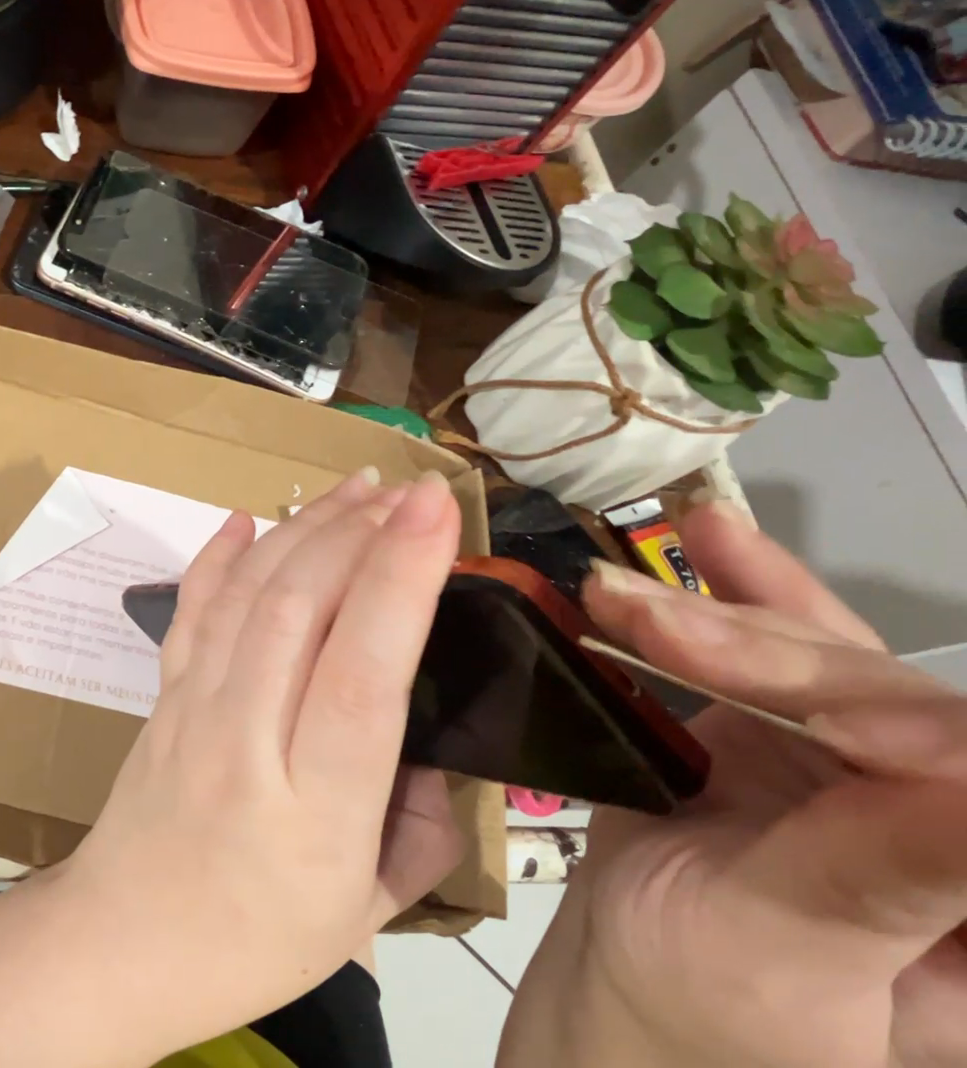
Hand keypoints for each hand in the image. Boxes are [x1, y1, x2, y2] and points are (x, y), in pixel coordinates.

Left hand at [47, 469, 466, 1056]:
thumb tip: (434, 749)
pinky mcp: (160, 697)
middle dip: (356, 532)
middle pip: (297, 610)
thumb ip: (421, 828)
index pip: (361, 670)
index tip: (436, 511)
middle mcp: (244, 738)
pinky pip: (189, 613)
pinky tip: (244, 518)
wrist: (123, 940)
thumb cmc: (252, 943)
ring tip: (354, 490)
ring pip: (245, 597)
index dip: (399, 578)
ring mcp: (190, 708)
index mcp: (313, 805)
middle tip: (409, 490)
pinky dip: (216, 559)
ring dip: (301, 531)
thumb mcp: (367, 911)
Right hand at [499, 501, 966, 1067]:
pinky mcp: (783, 744)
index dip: (865, 707)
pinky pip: (772, 663)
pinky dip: (736, 597)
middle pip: (885, 701)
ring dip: (723, 613)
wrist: (617, 1003)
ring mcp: (862, 774)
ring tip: (629, 582)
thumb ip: (892, 867)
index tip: (708, 661)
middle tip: (634, 613)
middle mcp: (944, 816)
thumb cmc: (704, 1010)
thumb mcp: (791, 953)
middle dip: (757, 648)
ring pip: (821, 664)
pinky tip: (712, 540)